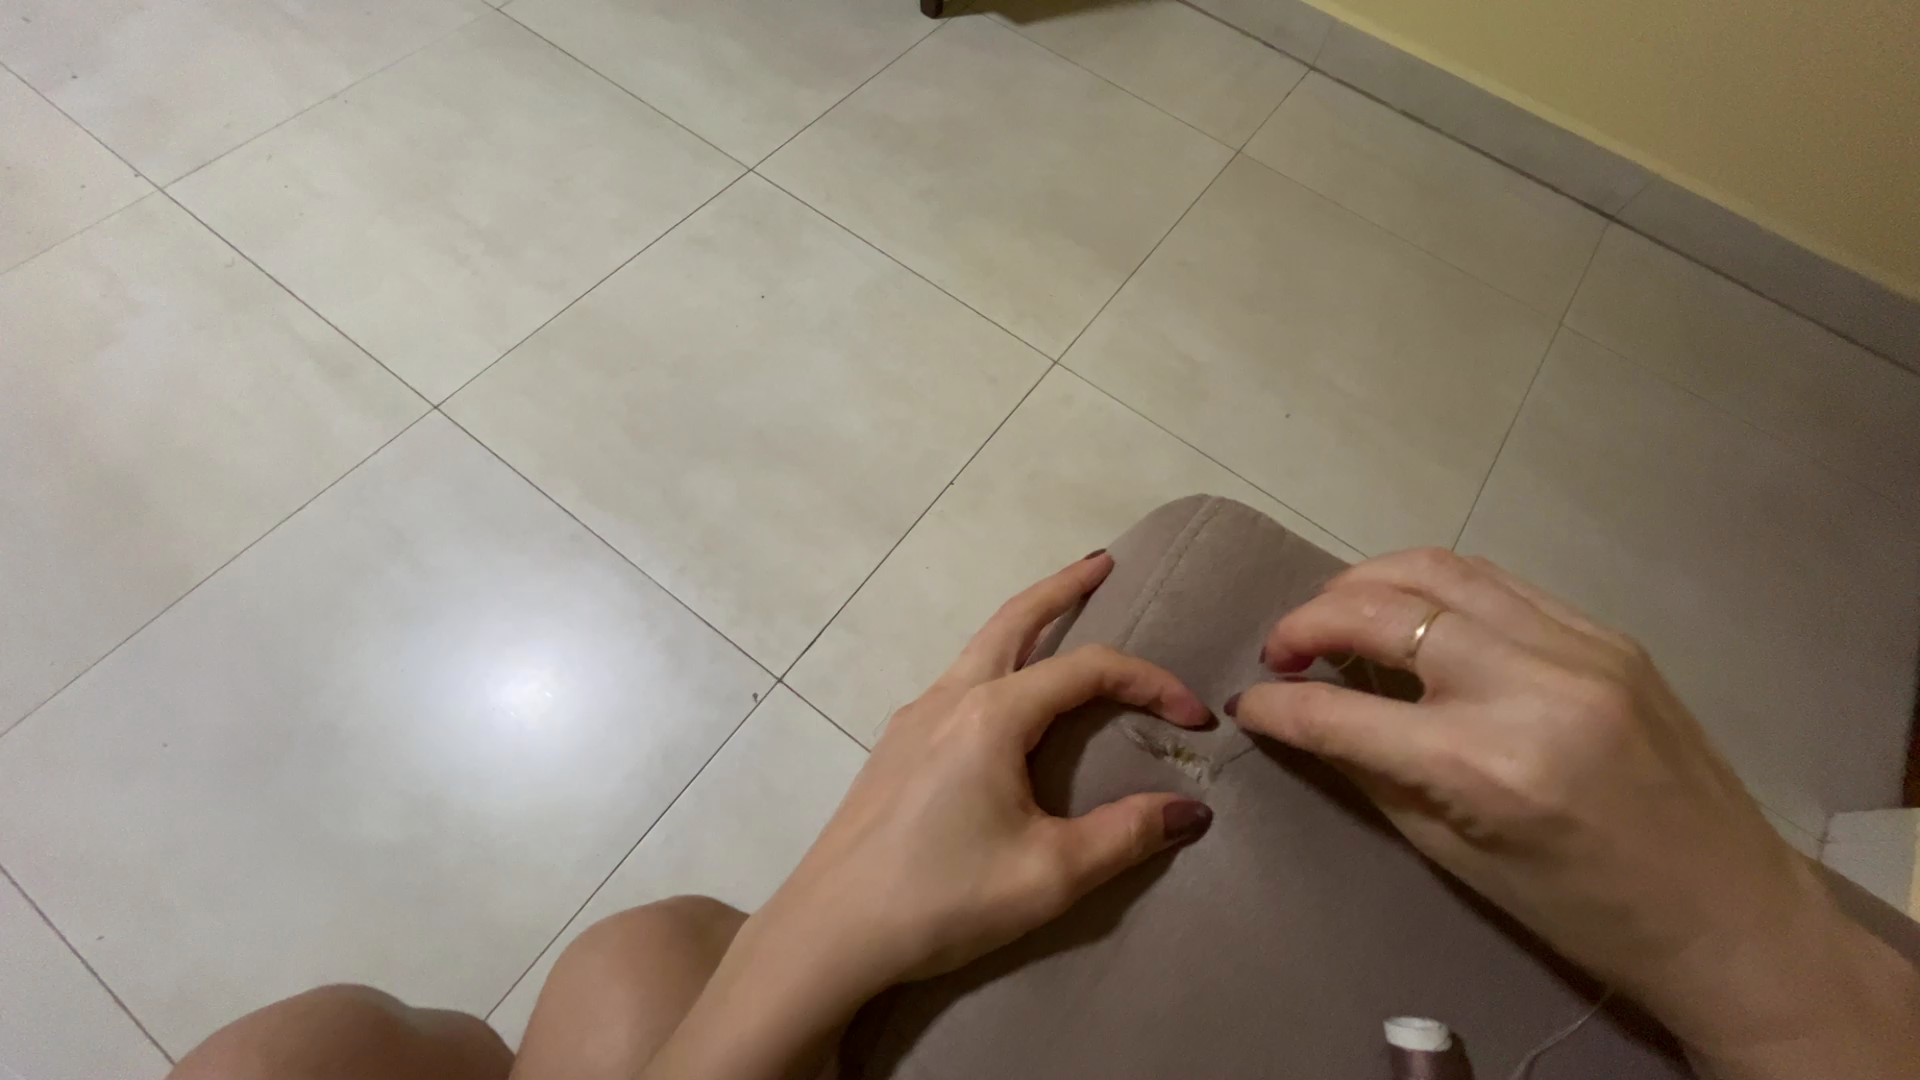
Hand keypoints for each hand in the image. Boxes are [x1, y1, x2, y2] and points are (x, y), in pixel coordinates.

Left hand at [765, 551, 1214, 989]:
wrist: (830, 930)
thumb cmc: (942, 900)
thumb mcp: (1049, 876)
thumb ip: (1126, 836)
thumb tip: (1190, 811)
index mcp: (992, 715)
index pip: (1088, 670)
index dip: (1150, 682)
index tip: (1196, 718)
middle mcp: (951, 696)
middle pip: (1015, 618)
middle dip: (1063, 586)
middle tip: (1103, 563)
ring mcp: (915, 714)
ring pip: (981, 644)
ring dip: (1025, 620)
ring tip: (1061, 614)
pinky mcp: (897, 741)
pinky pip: (959, 679)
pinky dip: (997, 660)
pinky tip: (1007, 697)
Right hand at [1228, 548, 1918, 1076]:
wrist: (1735, 920)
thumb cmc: (1575, 907)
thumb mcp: (1445, 850)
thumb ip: (1360, 766)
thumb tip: (1291, 716)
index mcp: (1485, 768)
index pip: (1339, 712)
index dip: (1276, 705)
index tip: (1245, 701)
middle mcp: (1528, 688)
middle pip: (1378, 611)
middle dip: (1304, 623)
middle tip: (1280, 650)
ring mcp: (1576, 648)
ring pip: (1431, 569)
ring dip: (1358, 584)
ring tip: (1331, 616)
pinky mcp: (1603, 633)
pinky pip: (1488, 580)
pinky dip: (1423, 586)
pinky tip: (1403, 613)